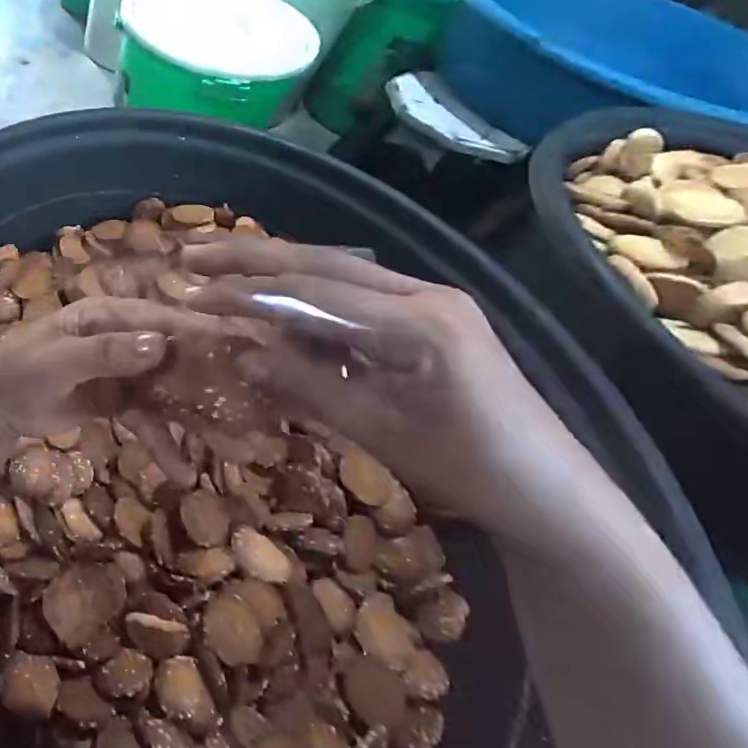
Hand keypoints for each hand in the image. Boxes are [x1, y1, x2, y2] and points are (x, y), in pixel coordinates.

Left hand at [0, 297, 251, 470]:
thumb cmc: (18, 370)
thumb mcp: (58, 360)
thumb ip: (106, 353)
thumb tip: (160, 344)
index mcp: (107, 315)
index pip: (162, 320)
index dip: (200, 334)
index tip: (241, 349)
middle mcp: (122, 338)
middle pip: (173, 357)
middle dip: (208, 383)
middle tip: (252, 407)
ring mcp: (121, 371)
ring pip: (166, 391)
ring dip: (194, 418)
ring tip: (231, 449)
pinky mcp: (116, 400)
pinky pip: (146, 417)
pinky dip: (162, 441)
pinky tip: (182, 469)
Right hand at [184, 238, 602, 538]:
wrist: (552, 494)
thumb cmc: (468, 470)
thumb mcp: (377, 430)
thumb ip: (306, 384)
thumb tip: (240, 353)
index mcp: (416, 320)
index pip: (313, 293)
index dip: (248, 292)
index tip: (195, 291)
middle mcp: (422, 292)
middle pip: (322, 263)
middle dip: (253, 258)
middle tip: (195, 252)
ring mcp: (428, 298)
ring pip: (337, 273)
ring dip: (279, 274)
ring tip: (223, 272)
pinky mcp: (428, 315)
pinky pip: (357, 297)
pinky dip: (311, 302)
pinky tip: (279, 311)